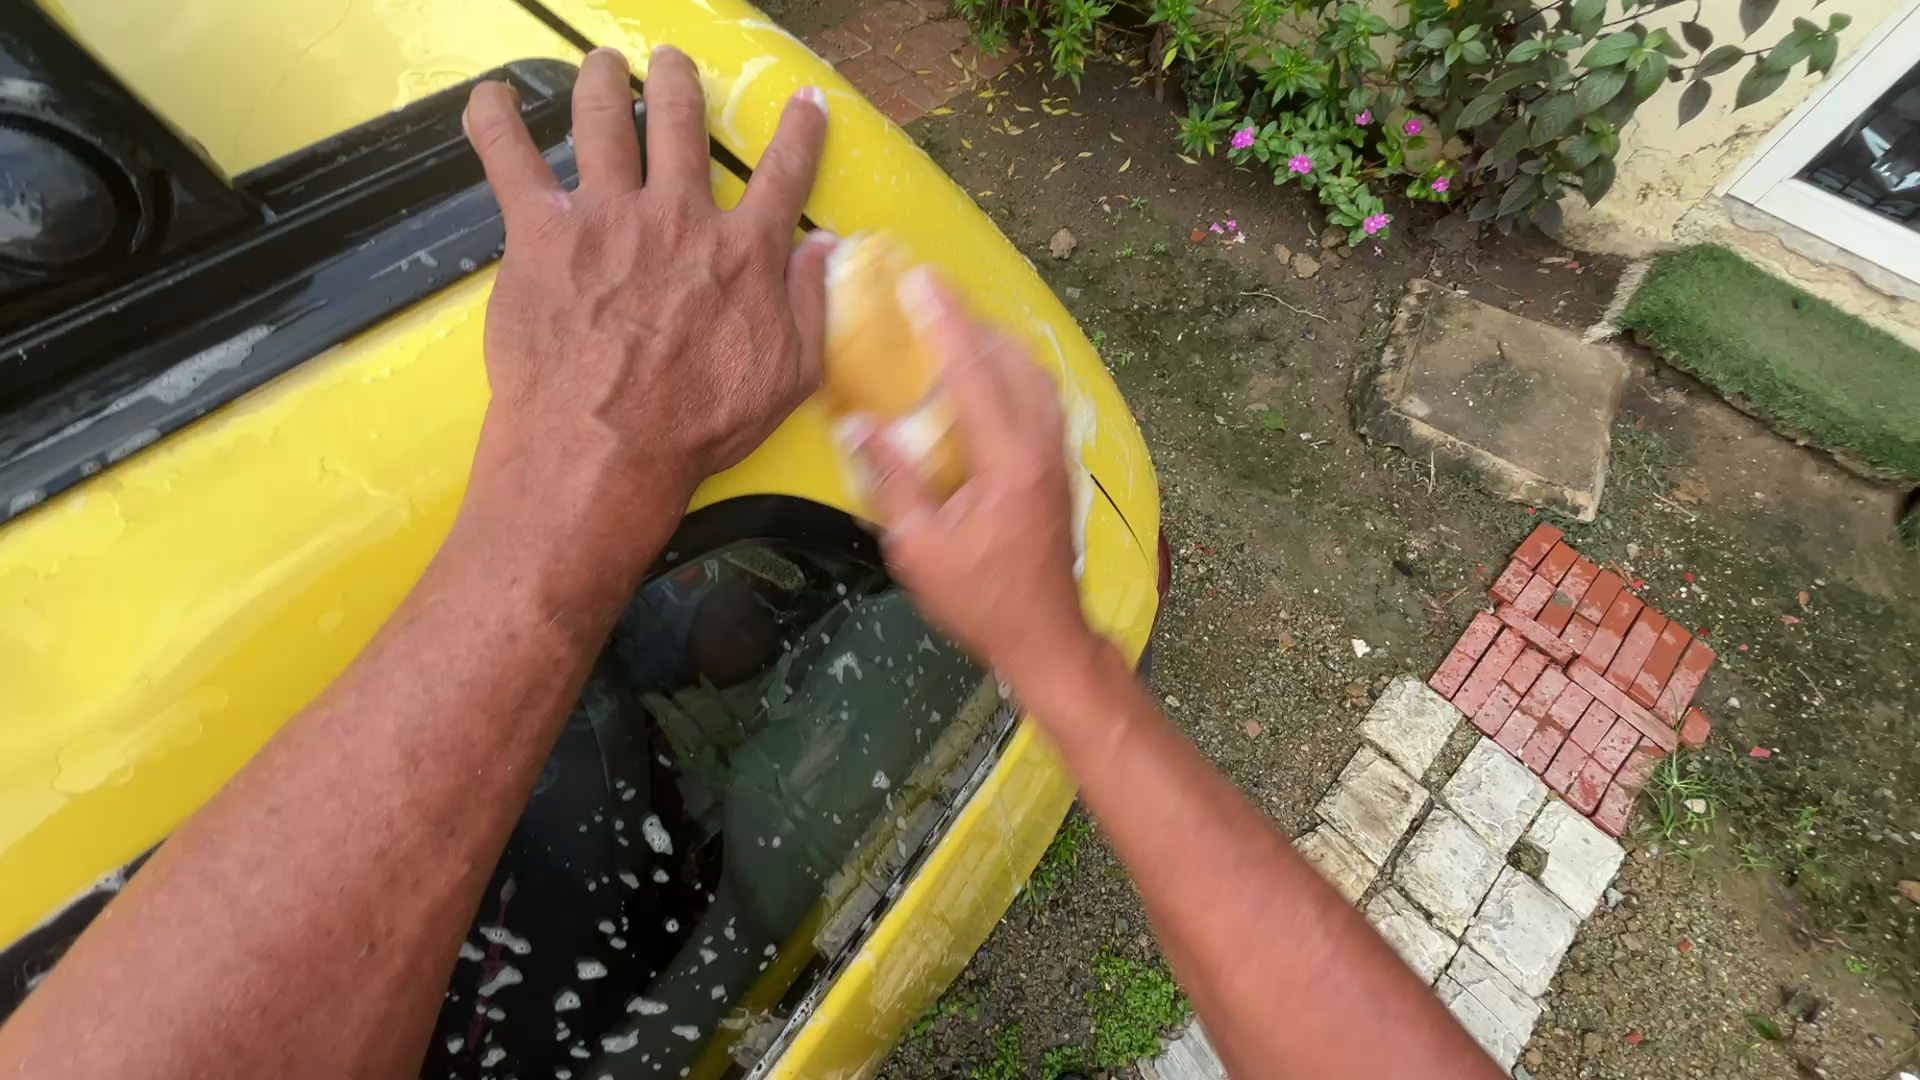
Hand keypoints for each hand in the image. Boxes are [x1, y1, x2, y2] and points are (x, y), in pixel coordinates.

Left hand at [459, 46, 834, 574]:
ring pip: (602, 117)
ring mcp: (606, 217)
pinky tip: (492, 99)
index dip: (801, 134)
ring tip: (601, 66)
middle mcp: (678, 217)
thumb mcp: (790, 378)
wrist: (609, 446)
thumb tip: (825, 247)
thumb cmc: (704, 422)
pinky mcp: (540, 233)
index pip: (784, 176)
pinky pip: (507, 155)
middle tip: (673, 66)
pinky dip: (494, 119)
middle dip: (680, 83)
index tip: (807, 103)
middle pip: (681, 121)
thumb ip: (811, 307)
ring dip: (602, 80)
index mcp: (743, 254)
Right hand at [846, 269, 1098, 685]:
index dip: (944, 322)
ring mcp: (1058, 454)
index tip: (921, 280)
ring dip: (996, 343)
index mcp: (1006, 462)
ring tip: (958, 328)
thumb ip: (894, 481)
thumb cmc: (979, 600)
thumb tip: (858, 425)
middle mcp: (1041, 445)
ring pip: (1035, 375)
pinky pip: (1043, 397)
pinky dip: (1015, 371)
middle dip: (971, 322)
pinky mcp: (1061, 466)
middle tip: (931, 297)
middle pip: (1012, 361)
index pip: (973, 373)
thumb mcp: (920, 550)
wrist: (1046, 637)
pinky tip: (992, 375)